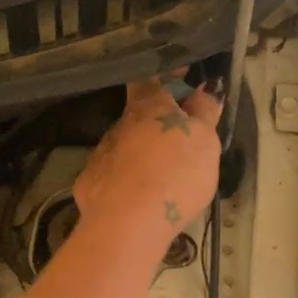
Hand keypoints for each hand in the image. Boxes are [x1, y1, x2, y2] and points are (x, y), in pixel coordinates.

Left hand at [74, 76, 224, 256]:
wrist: (126, 223)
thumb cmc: (174, 174)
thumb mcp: (204, 142)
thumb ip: (204, 113)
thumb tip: (207, 88)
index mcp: (148, 106)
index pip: (151, 77)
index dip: (166, 74)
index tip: (183, 76)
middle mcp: (119, 125)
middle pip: (138, 114)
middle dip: (157, 120)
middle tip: (180, 134)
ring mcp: (101, 154)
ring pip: (125, 145)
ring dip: (142, 151)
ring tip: (162, 171)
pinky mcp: (90, 184)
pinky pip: (113, 175)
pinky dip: (126, 179)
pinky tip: (138, 196)